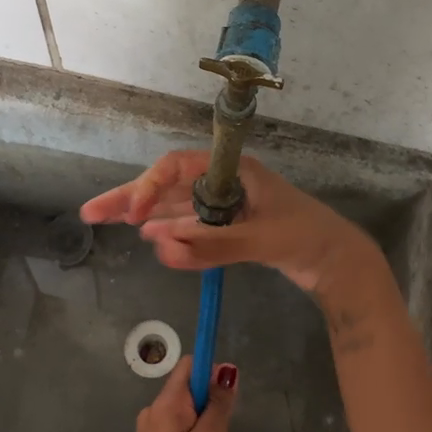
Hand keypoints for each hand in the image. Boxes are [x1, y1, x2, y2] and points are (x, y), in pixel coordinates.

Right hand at [80, 151, 376, 291]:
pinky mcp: (230, 232)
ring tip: (105, 224)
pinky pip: (193, 232)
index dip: (150, 187)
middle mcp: (224, 184)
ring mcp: (226, 209)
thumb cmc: (307, 237)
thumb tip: (158, 245)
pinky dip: (175, 239)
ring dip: (145, 218)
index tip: (134, 214)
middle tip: (91, 213)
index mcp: (233, 171)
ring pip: (176, 210)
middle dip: (131, 199)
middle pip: (169, 187)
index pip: (178, 168)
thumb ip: (211, 244)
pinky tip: (154, 244)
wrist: (339, 263)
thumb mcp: (261, 238)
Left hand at [118, 354, 237, 431]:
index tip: (229, 398)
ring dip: (204, 430)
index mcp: (164, 405)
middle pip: (189, 392)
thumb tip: (226, 369)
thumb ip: (219, 405)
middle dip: (211, 409)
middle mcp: (152, 413)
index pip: (189, 366)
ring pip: (186, 416)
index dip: (212, 373)